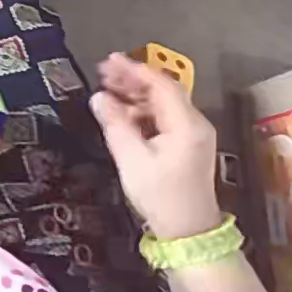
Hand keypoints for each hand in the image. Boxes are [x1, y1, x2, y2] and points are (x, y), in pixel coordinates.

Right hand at [90, 52, 224, 238]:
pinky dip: (142, 110)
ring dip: (135, 94)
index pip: (160, 85)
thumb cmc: (160, 195)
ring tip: (108, 89)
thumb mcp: (131, 159)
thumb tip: (98, 98)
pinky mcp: (185, 145)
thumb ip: (115, 124)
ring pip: (161, 104)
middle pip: (162, 91)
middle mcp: (194, 123)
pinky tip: (121, 112)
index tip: (109, 60)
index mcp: (185, 124)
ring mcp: (191, 134)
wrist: (187, 231)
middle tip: (103, 71)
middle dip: (133, 79)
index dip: (134, 70)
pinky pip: (162, 118)